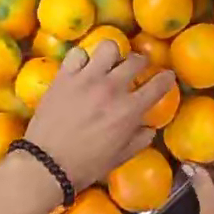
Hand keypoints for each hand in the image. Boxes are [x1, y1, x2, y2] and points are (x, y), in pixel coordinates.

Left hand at [22, 41, 175, 187]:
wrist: (46, 165)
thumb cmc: (86, 166)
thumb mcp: (120, 157)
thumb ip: (139, 140)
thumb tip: (150, 128)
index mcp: (129, 110)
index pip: (158, 85)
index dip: (167, 78)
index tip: (167, 75)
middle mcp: (112, 88)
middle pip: (136, 60)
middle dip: (141, 63)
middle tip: (136, 68)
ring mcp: (87, 79)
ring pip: (109, 47)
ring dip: (113, 54)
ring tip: (109, 63)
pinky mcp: (65, 76)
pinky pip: (77, 53)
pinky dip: (82, 58)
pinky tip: (82, 68)